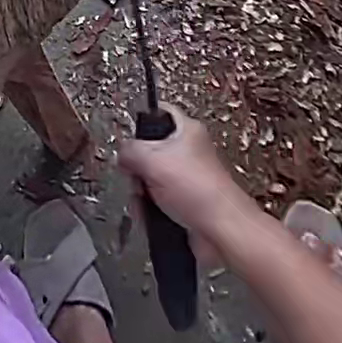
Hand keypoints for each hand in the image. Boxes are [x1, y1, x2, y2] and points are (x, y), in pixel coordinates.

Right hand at [118, 105, 254, 256]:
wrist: (219, 229)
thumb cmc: (199, 189)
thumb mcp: (154, 160)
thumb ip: (131, 150)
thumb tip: (122, 151)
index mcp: (187, 130)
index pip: (160, 113)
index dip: (142, 125)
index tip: (132, 141)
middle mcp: (188, 150)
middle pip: (150, 151)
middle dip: (138, 169)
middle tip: (140, 178)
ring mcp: (187, 176)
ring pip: (151, 177)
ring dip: (142, 192)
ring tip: (146, 202)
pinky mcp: (184, 199)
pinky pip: (158, 199)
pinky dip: (150, 208)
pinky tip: (151, 216)